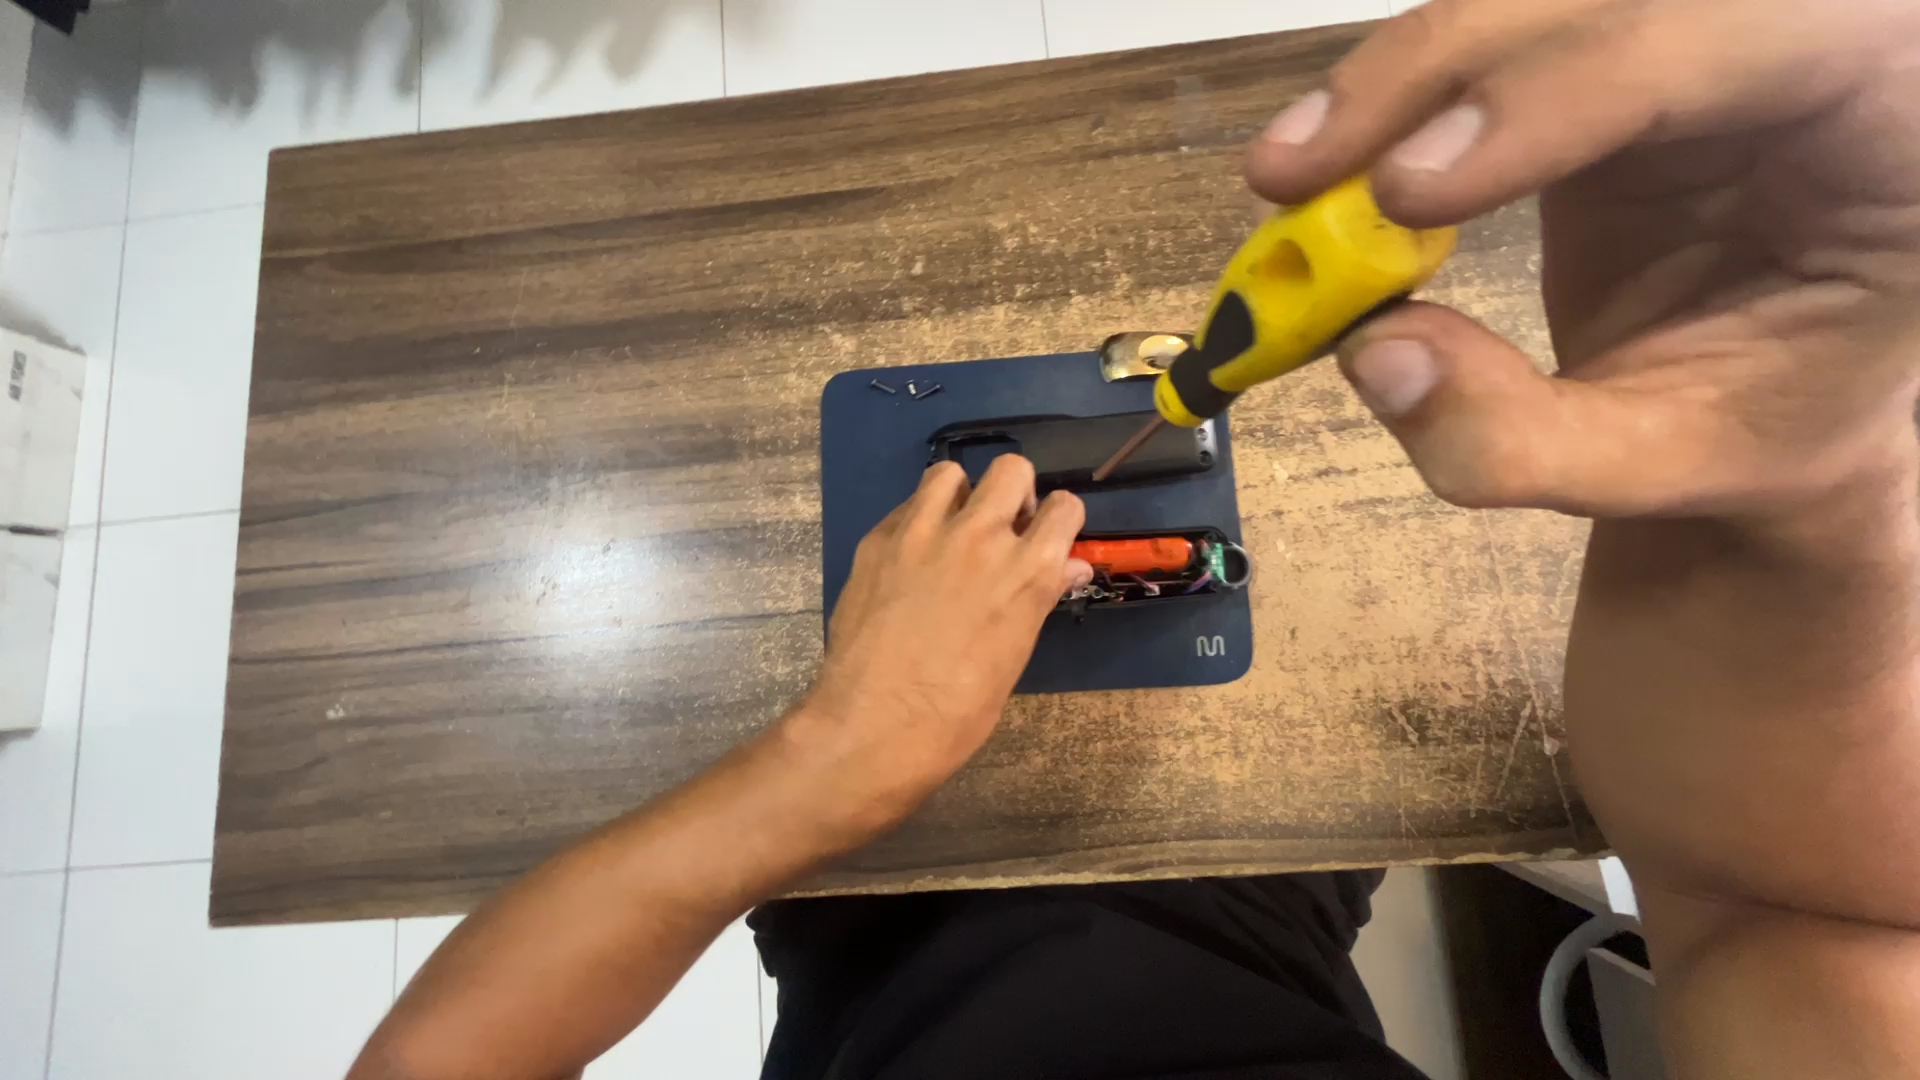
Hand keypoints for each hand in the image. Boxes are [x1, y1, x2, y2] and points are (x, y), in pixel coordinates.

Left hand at [792, 456, 1091, 828]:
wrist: (874, 724)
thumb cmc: (958, 711)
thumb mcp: (1014, 655)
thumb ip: (1039, 597)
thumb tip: (1068, 565)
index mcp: (1026, 570)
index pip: (1064, 506)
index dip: (1058, 521)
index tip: (1045, 537)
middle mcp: (980, 537)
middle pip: (1011, 470)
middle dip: (1014, 493)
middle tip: (1001, 529)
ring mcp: (922, 532)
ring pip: (950, 473)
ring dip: (959, 496)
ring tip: (951, 532)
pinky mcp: (878, 540)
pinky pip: (906, 507)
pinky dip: (917, 521)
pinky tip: (910, 558)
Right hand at [1247, 0, 1919, 521]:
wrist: (1762, 389)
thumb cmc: (1739, 432)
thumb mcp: (1637, 468)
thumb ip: (1505, 438)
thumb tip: (1368, 349)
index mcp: (1901, 118)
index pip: (1734, 38)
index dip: (1551, 97)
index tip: (1395, 194)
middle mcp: (1824, 33)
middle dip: (1433, 70)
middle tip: (1288, 173)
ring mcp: (1707, 34)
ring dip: (1396, 76)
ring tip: (1285, 173)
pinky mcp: (1612, 55)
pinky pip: (1494, 38)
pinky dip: (1397, 95)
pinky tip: (1333, 158)